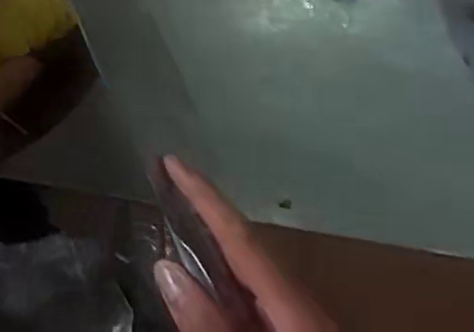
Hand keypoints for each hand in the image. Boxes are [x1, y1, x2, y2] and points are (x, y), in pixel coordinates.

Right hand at [153, 156, 335, 331]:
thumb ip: (210, 328)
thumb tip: (165, 267)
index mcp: (297, 312)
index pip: (242, 239)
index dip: (203, 196)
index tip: (170, 159)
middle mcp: (306, 315)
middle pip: (251, 254)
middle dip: (208, 217)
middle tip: (168, 184)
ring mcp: (308, 330)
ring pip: (257, 283)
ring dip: (218, 252)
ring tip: (179, 224)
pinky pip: (262, 308)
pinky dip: (231, 289)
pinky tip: (211, 291)